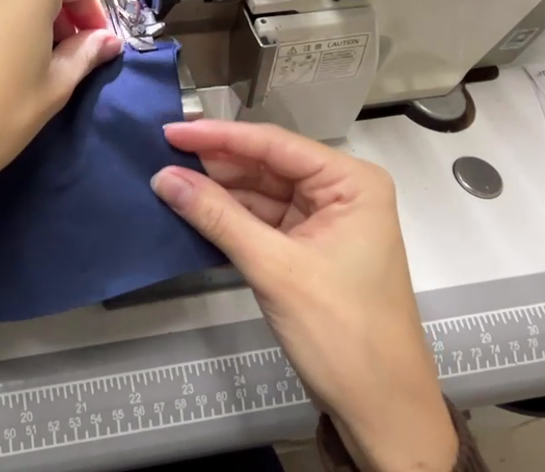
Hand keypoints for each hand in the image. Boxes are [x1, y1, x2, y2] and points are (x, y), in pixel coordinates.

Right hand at [152, 120, 454, 471]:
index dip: (218, 136)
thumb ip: (217, 217)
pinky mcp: (308, 249)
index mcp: (351, 183)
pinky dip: (228, 218)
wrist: (383, 413)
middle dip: (214, 164)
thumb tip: (164, 178)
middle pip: (265, 165)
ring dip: (216, 192)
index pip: (273, 145)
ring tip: (167, 181)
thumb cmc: (344, 334)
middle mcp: (340, 192)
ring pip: (259, 192)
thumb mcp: (275, 269)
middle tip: (161, 155)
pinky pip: (261, 220)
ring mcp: (324, 221)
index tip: (171, 130)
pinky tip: (192, 211)